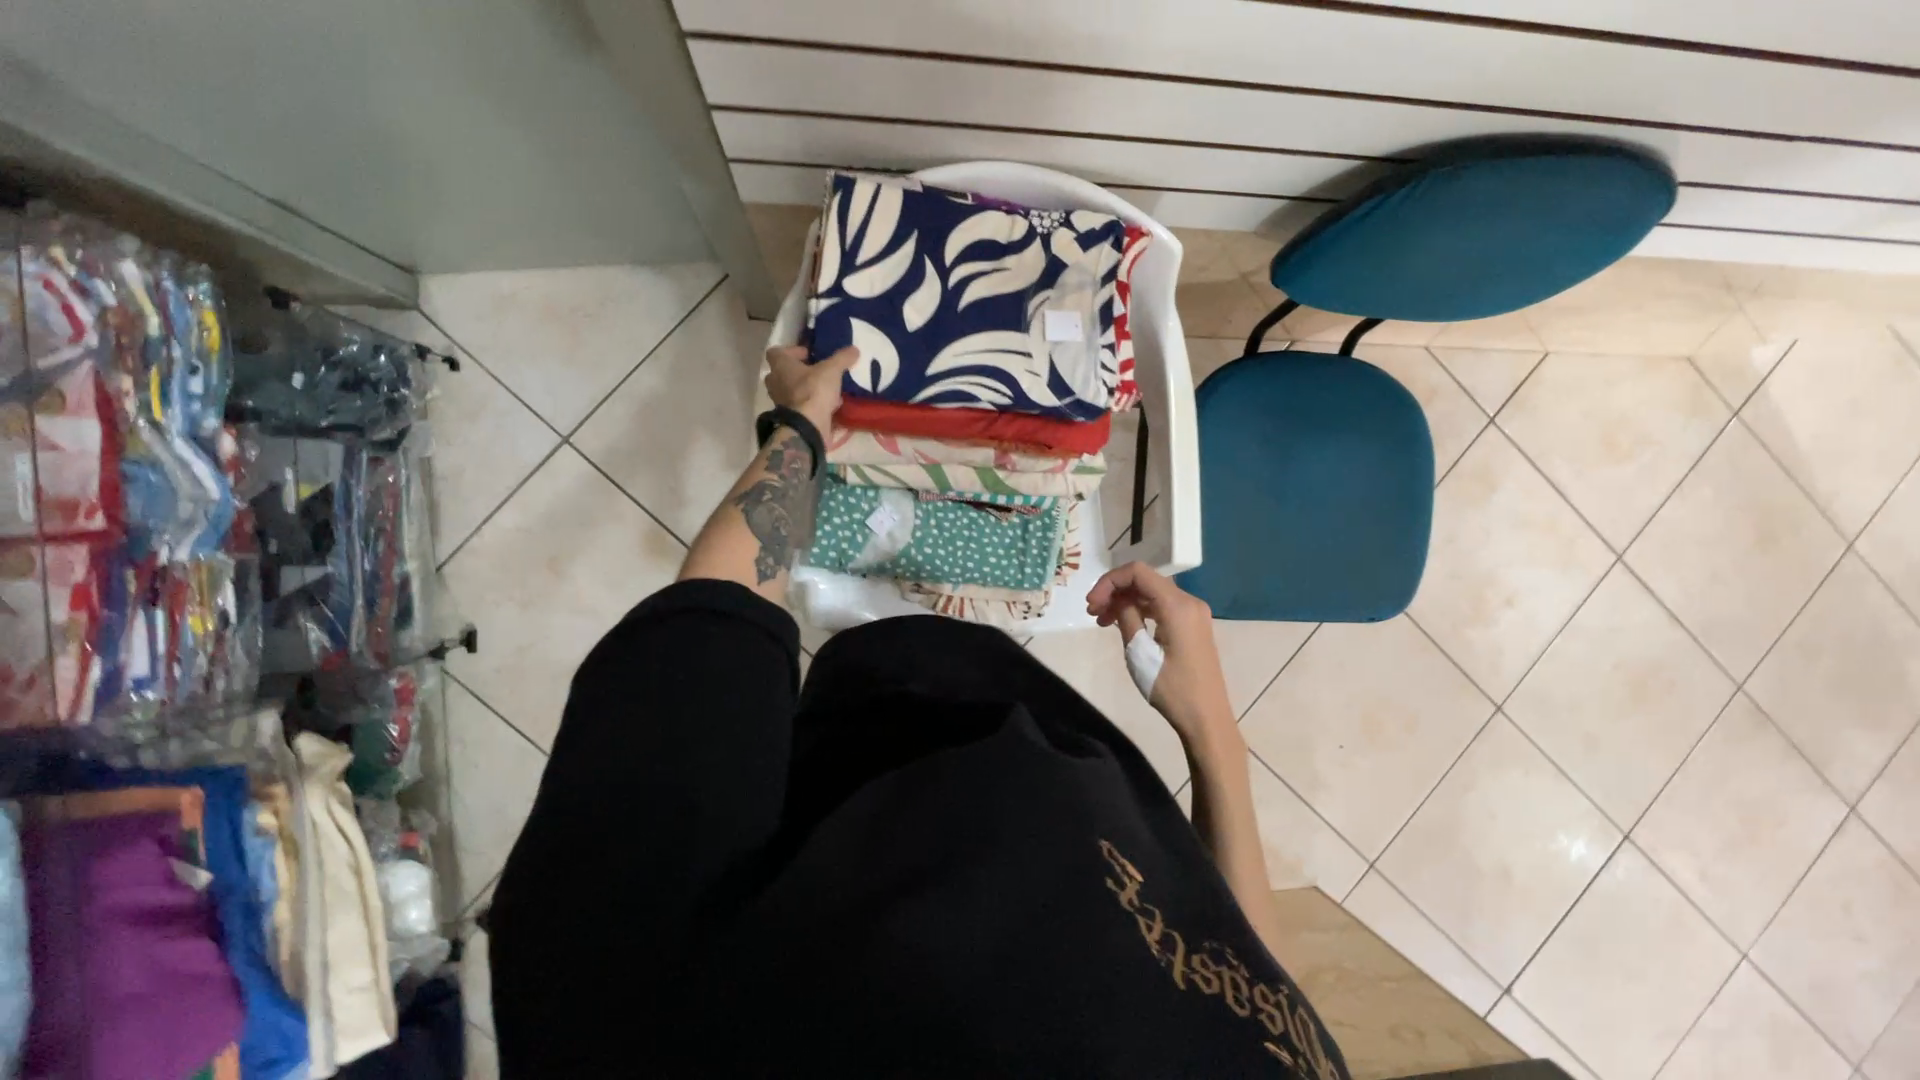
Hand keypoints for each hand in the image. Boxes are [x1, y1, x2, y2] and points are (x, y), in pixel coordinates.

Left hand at [766, 345, 858, 433]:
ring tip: (826, 390)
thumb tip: (854, 349)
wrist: (808, 426)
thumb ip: (842, 358)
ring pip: (791, 391)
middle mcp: (775, 383)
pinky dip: (811, 407)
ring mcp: (781, 402)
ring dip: (805, 390)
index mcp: (780, 366)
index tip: (809, 354)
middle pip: (782, 373)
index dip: (792, 350)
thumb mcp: (832, 370)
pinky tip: (829, 407)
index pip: (776, 352)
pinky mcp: (790, 418)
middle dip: (799, 372)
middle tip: (817, 371)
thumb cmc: (813, 391)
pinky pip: (800, 408)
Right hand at [1086, 562, 1236, 744]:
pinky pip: (1162, 607)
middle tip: (1092, 613)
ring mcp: (1194, 614)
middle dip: (1115, 591)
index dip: (1109, 581)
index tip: (1091, 604)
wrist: (1206, 719)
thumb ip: (1127, 618)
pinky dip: (1140, 610)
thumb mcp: (1140, 654)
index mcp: (1178, 606)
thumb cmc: (1172, 689)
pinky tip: (1123, 625)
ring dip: (1125, 601)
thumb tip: (1118, 600)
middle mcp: (1189, 602)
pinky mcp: (1193, 626)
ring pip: (1152, 594)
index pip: (1138, 572)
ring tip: (1102, 621)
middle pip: (1145, 581)